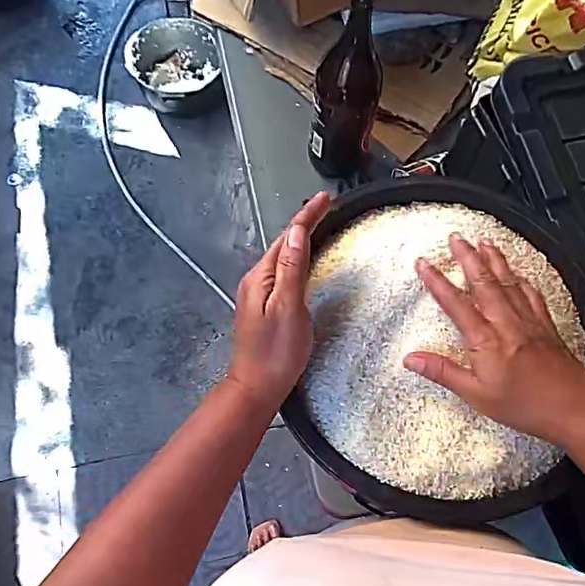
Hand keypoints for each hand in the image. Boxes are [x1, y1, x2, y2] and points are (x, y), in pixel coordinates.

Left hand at [226, 191, 331, 406]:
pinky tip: (307, 258)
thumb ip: (293, 269)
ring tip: (320, 223)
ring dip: (302, 238)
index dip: (307, 216)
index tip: (325, 198)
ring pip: (284, 256)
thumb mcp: (288, 308)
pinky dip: (299, 257)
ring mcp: (260, 293)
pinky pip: (284, 271)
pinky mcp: (266, 305)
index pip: (288, 237)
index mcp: (261, 278)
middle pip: (284, 243)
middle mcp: (257, 281)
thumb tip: (298, 233)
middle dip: (305, 221)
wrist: (257, 387)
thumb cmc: (275, 353)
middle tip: (327, 206)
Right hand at [405, 234, 584, 445]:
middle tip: (456, 238)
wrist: (573, 407)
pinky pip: (531, 294)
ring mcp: (529, 322)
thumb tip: (413, 359)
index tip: (424, 264)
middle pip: (484, 282)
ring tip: (484, 243)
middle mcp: (508, 323)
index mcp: (486, 340)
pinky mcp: (546, 326)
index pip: (455, 303)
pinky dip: (521, 279)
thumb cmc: (528, 405)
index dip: (437, 281)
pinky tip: (518, 274)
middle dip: (468, 257)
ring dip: (494, 260)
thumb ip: (443, 372)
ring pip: (508, 282)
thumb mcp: (476, 395)